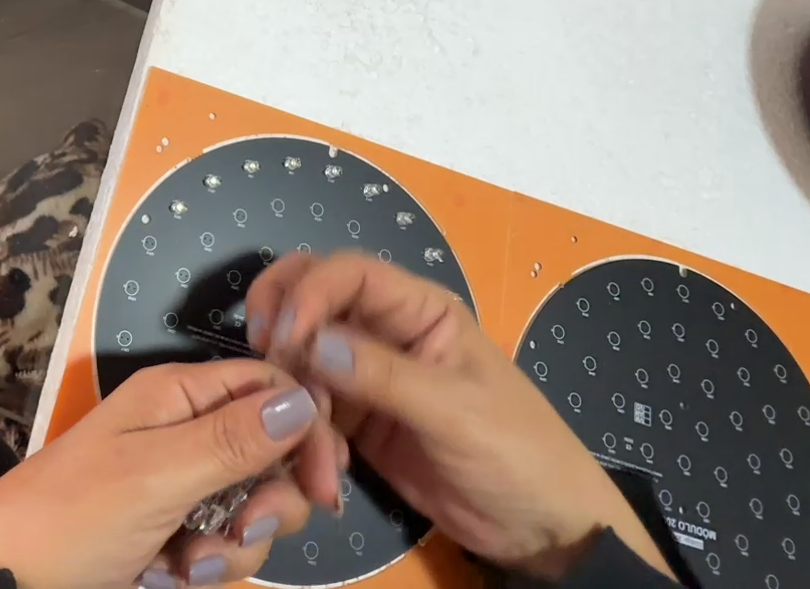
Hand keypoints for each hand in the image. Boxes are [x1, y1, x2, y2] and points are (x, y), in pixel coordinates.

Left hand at [0, 359, 335, 587]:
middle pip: (270, 449)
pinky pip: (224, 540)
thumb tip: (303, 398)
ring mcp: (181, 479)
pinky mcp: (176, 527)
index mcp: (178, 393)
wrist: (9, 583)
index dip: (304, 427)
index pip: (267, 386)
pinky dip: (211, 562)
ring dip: (236, 541)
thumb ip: (232, 440)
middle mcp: (186, 427)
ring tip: (189, 564)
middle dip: (270, 497)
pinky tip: (173, 575)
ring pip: (253, 502)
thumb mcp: (157, 474)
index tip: (325, 484)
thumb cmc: (76, 516)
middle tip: (245, 528)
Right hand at [246, 251, 675, 580]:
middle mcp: (383, 328)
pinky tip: (327, 470)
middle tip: (264, 356)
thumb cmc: (518, 455)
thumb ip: (383, 375)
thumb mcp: (457, 413)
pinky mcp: (354, 415)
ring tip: (310, 449)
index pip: (348, 272)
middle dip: (280, 319)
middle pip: (311, 295)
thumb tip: (310, 343)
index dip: (309, 291)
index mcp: (418, 308)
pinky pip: (310, 405)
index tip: (283, 337)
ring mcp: (364, 372)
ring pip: (302, 354)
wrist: (544, 536)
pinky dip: (306, 433)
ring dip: (294, 394)